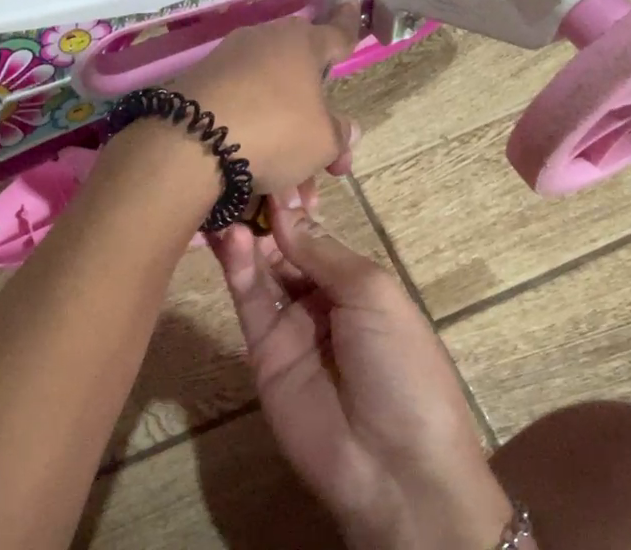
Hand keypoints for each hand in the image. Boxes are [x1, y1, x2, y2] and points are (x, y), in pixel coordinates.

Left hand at [168, 3, 360, 204]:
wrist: (192, 139)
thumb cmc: (276, 129)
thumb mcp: (322, 141)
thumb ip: (338, 134)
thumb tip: (346, 130)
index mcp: (301, 43)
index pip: (335, 32)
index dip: (348, 24)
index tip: (350, 2)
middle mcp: (264, 43)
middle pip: (301, 84)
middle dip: (317, 132)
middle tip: (331, 168)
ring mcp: (228, 64)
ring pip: (270, 110)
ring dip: (285, 154)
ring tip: (291, 201)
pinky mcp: (199, 88)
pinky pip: (239, 117)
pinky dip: (252, 148)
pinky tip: (259, 187)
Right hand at [214, 202, 513, 549]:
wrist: (393, 466)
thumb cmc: (402, 365)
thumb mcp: (375, 294)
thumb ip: (323, 252)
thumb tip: (286, 210)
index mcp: (360, 284)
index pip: (321, 236)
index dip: (300, 206)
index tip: (276, 164)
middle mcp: (323, 300)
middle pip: (287, 249)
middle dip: (268, 215)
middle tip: (241, 173)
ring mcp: (291, 327)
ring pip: (263, 271)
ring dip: (248, 235)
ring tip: (229, 198)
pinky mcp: (262, 353)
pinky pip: (249, 302)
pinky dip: (238, 268)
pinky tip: (229, 238)